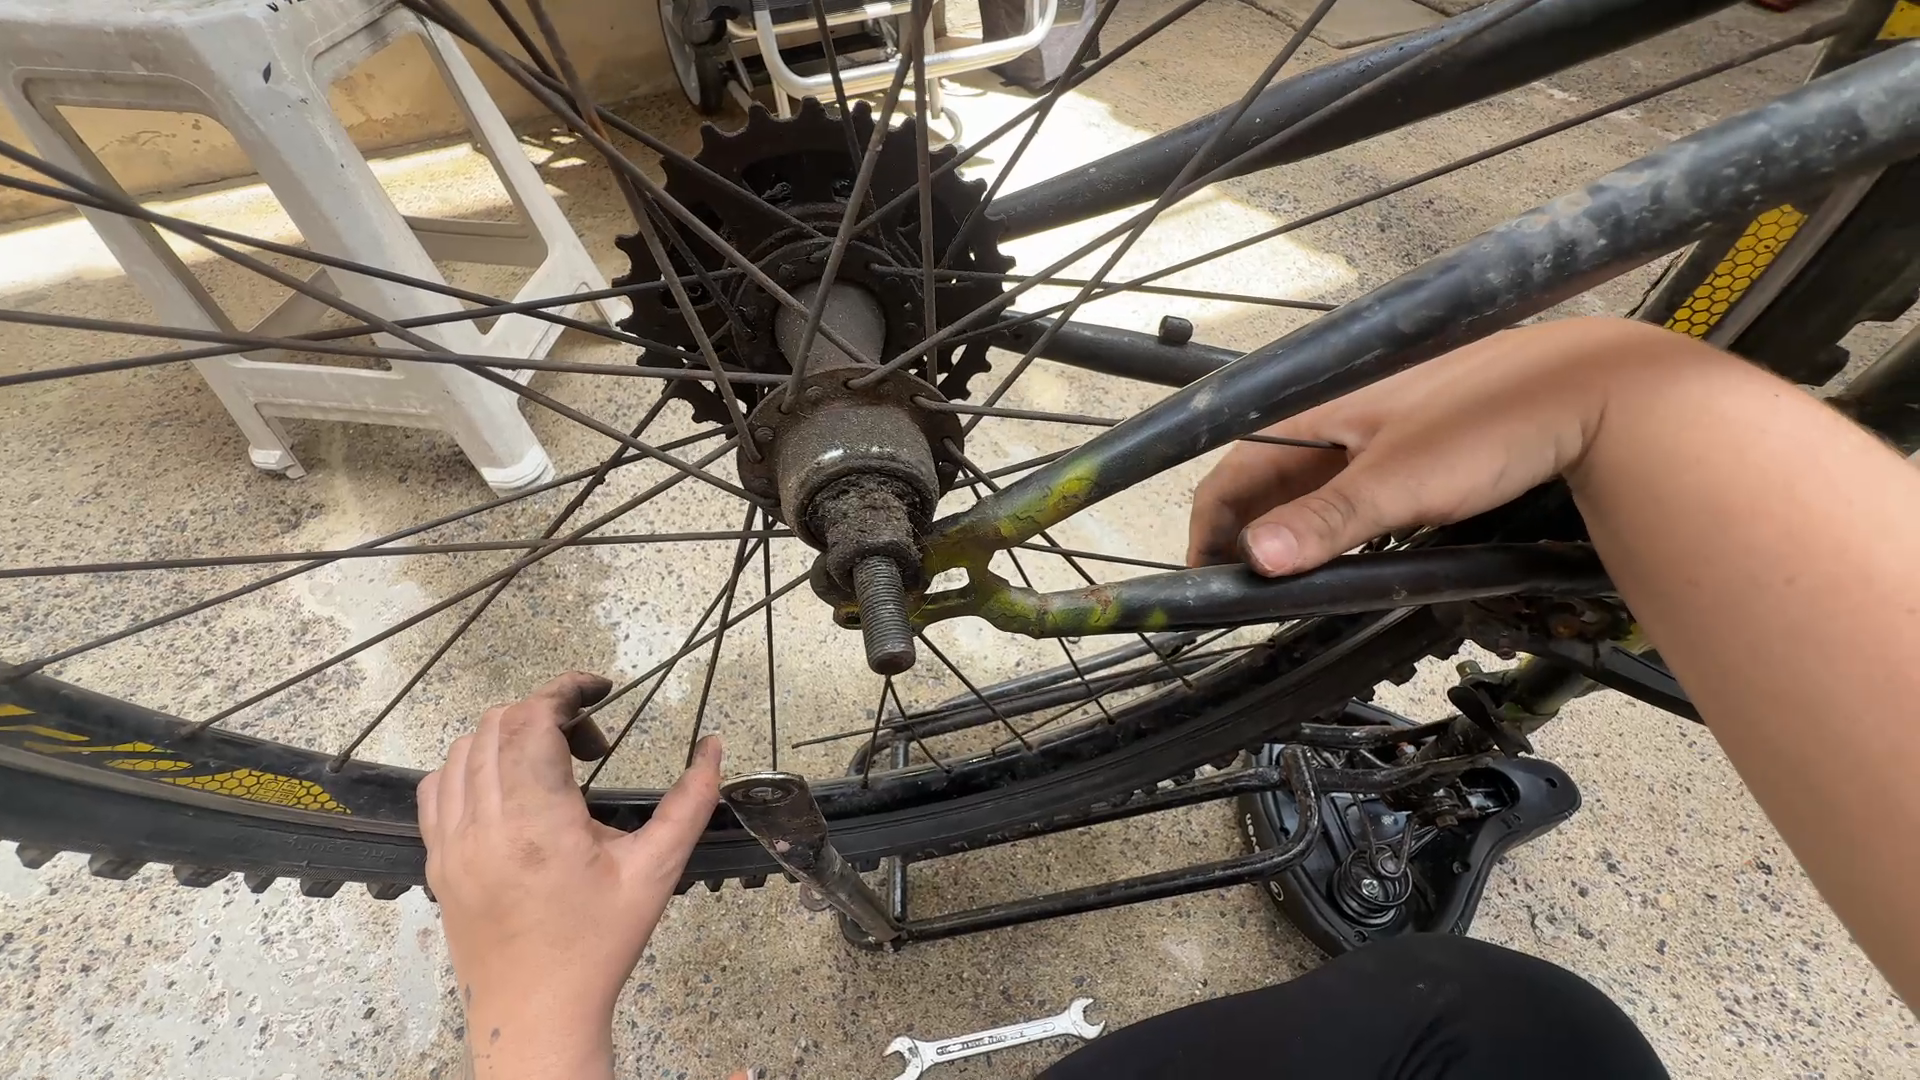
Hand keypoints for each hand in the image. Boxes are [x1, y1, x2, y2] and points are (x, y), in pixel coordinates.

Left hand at [417, 671, 723, 1079]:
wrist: (536, 1015)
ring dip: (511, 734)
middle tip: (594, 738)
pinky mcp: (437, 862)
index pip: (531, 720)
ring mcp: (450, 844)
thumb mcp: (658, 868)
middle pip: (498, 725)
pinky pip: (439, 787)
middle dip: (548, 710)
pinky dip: (474, 763)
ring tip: (557, 760)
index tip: (602, 687)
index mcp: (535, 819)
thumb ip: (692, 800)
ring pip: (464, 750)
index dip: (566, 688)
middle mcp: (482, 823)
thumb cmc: (601, 940)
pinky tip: (511, 784)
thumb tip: (713, 743)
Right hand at [1187, 317, 1688, 574]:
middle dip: (1240, 534)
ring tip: (1282, 576)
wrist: (1594, 391)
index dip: (1209, 525)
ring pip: (1300, 488)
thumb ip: (1324, 521)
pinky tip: (1338, 549)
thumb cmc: (1492, 421)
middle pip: (1259, 483)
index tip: (1204, 573)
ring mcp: (1366, 433)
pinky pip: (1340, 490)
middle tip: (1241, 586)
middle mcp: (1329, 421)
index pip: (1230, 473)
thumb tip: (1256, 558)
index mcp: (1312, 417)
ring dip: (1282, 532)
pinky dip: (1324, 523)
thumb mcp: (1399, 481)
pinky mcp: (1400, 447)